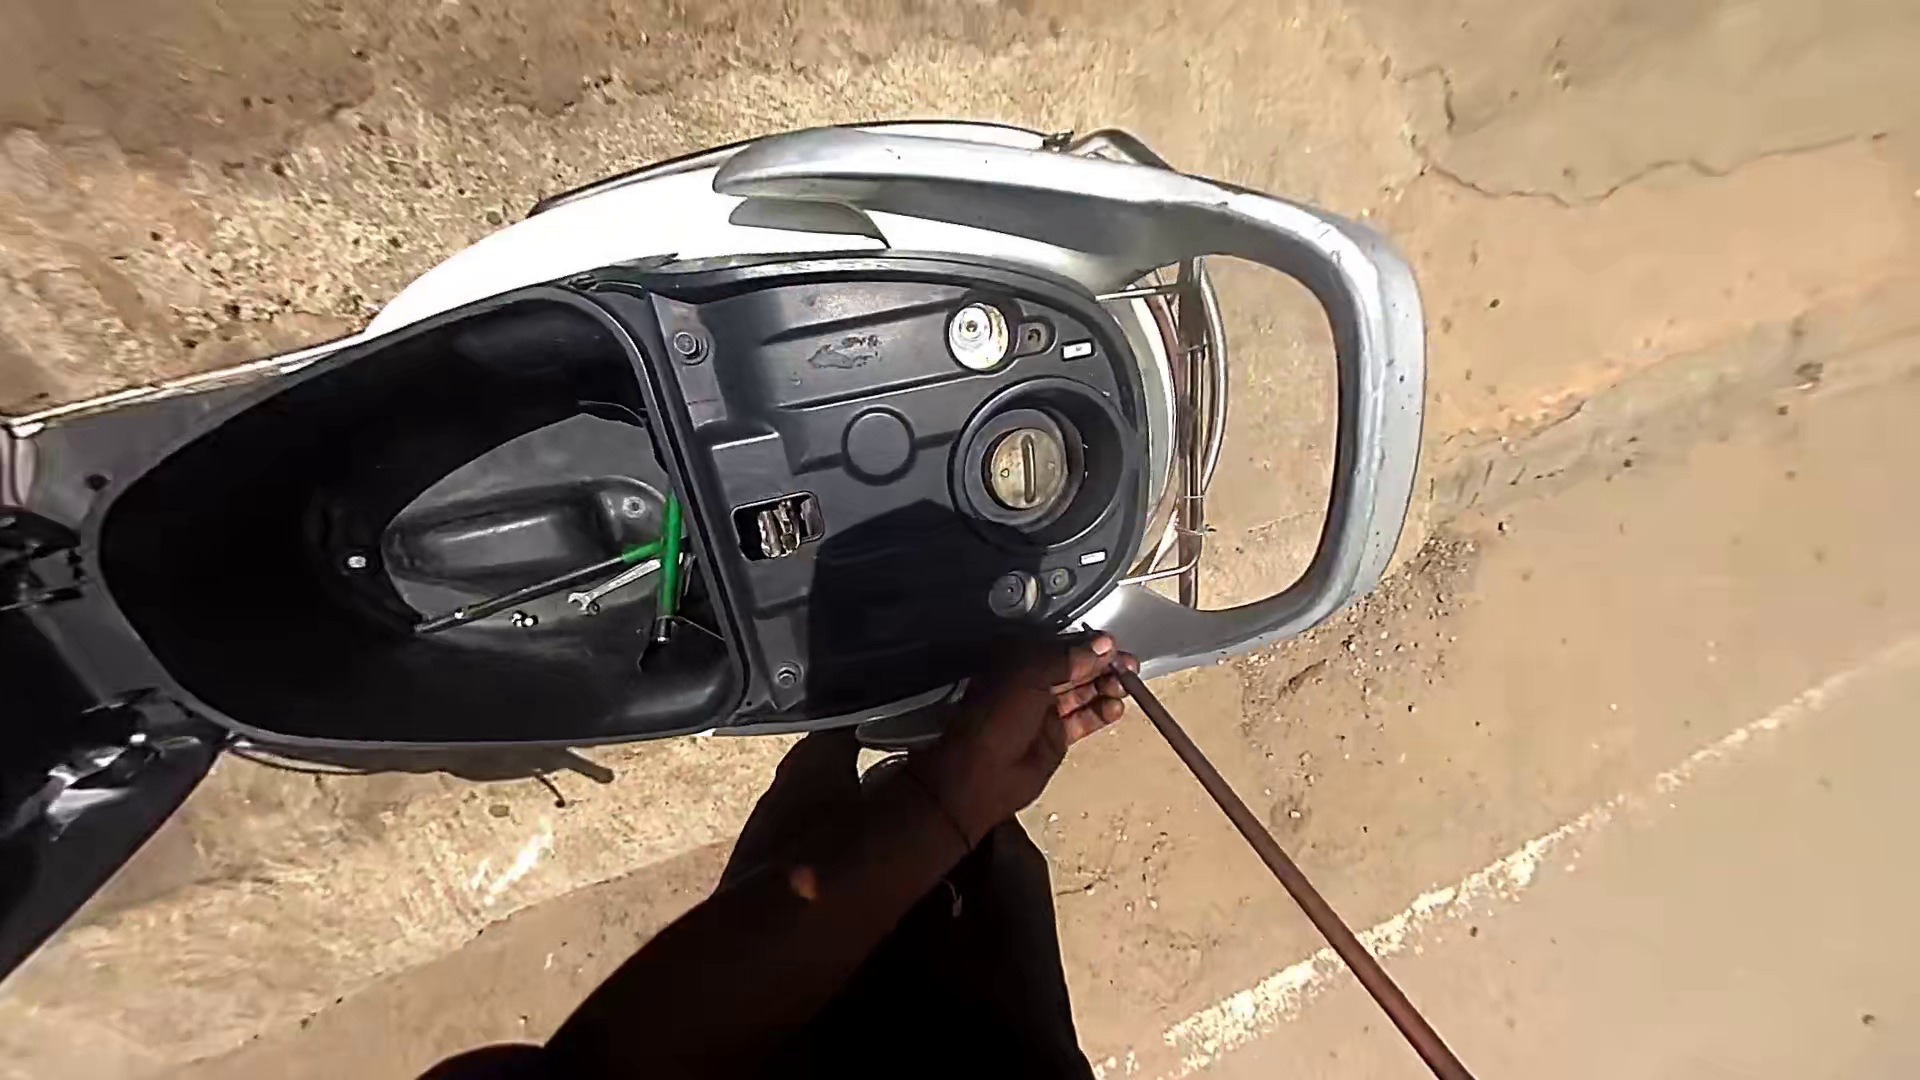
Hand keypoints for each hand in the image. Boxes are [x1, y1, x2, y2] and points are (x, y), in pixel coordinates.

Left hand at [913, 634, 1138, 843]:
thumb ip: (1066, 659)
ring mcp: (1044, 709)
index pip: (1062, 645)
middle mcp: (1033, 682)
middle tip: (1128, 667)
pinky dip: (1101, 713)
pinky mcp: (1055, 735)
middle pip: (1076, 668)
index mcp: (1020, 660)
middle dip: (1103, 666)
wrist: (982, 773)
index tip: (1113, 646)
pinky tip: (1115, 708)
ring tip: (1124, 687)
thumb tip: (1099, 647)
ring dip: (1105, 688)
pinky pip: (1084, 719)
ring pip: (1083, 692)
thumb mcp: (1030, 677)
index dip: (1089, 645)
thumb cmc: (994, 719)